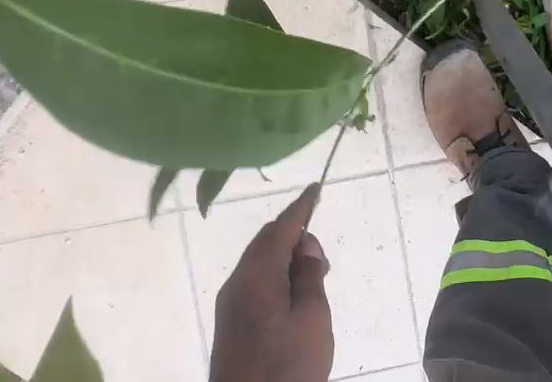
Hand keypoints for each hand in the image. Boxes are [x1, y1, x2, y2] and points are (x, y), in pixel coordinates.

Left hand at [210, 183, 332, 381]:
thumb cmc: (287, 369)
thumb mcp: (312, 319)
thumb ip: (309, 276)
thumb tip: (304, 246)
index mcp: (256, 277)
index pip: (281, 228)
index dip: (301, 207)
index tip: (316, 188)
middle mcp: (237, 284)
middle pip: (266, 243)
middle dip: (294, 236)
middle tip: (321, 257)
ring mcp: (230, 307)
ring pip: (259, 264)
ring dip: (285, 259)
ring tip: (313, 279)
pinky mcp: (230, 327)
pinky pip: (255, 283)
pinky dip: (276, 276)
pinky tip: (293, 296)